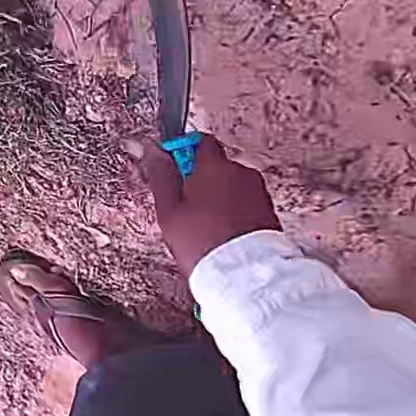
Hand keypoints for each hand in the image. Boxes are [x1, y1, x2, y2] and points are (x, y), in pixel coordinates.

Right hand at [131, 135, 281, 274]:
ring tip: (202, 226)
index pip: (199, 141)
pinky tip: (219, 233)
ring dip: (216, 198)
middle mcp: (240, 172)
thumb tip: (148, 149)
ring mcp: (257, 191)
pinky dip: (231, 212)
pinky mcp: (267, 210)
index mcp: (214, 166)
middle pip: (215, 166)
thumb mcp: (169, 209)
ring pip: (230, 186)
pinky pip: (243, 203)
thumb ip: (160, 175)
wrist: (243, 274)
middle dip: (199, 181)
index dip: (182, 153)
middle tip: (184, 207)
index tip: (172, 169)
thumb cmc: (204, 242)